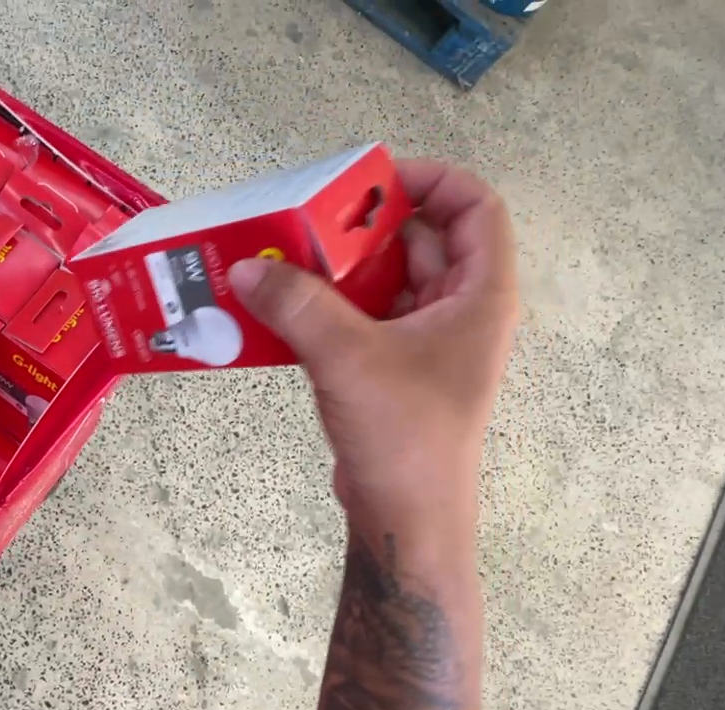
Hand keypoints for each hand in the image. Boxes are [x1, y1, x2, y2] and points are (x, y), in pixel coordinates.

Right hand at [227, 158, 517, 536]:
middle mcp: (454, 312)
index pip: (471, 206)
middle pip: (416, 244)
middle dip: (360, 231)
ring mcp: (419, 345)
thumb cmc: (403, 433)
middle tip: (304, 226)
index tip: (367, 183)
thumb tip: (247, 267)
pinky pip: (355, 325)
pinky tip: (279, 315)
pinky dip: (322, 315)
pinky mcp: (386, 374)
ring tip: (282, 265)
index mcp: (478, 294)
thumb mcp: (349, 357)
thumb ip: (297, 307)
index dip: (427, 180)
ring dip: (334, 276)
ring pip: (380, 287)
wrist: (403, 514)